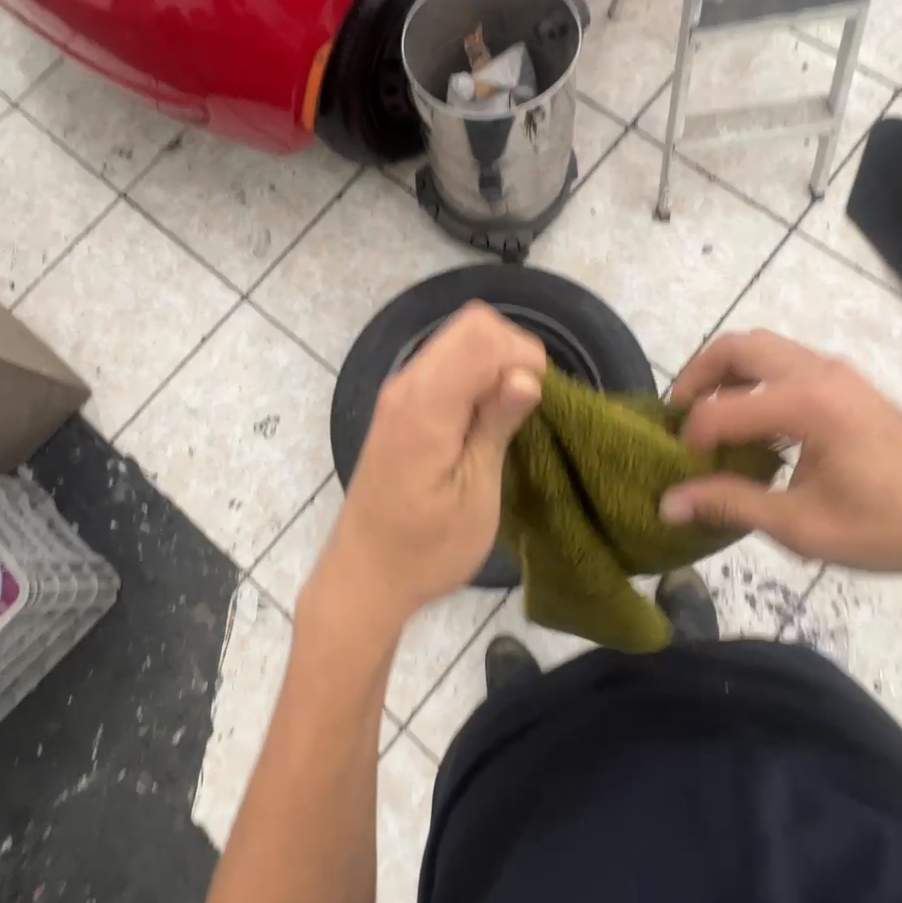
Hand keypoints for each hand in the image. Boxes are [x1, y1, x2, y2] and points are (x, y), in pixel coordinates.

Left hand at [312, 303, 545, 630]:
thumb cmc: (426, 550)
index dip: (523, 358)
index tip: (537, 406)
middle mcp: (406, 386)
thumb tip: (527, 375)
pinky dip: (477, 377)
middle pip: (472, 325)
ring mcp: (400, 393)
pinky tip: (485, 421)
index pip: (482, 337)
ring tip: (508, 419)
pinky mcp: (402, 406)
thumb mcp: (475, 495)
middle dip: (513, 354)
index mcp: (424, 407)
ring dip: (496, 365)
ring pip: (460, 340)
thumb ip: (496, 426)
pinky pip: (447, 364)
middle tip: (527, 409)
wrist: (365, 577)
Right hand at [661, 330, 901, 606]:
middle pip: (737, 347)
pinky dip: (755, 381)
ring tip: (710, 418)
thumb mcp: (799, 524)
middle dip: (697, 376)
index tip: (682, 474)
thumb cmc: (885, 529)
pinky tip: (756, 427)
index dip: (689, 440)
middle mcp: (819, 373)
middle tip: (678, 416)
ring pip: (764, 348)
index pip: (720, 409)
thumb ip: (728, 503)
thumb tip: (665, 504)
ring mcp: (839, 375)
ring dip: (727, 374)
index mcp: (807, 403)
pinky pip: (787, 364)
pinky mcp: (852, 387)